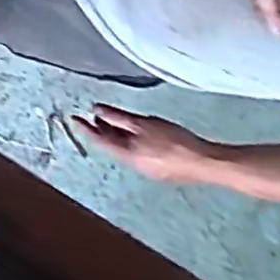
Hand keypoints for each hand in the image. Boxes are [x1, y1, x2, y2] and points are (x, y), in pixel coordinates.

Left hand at [73, 105, 224, 185]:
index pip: (100, 141)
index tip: (73, 118)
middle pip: (111, 146)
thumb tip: (95, 109)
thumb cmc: (173, 140)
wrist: (207, 162)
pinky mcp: (161, 170)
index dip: (85, 128)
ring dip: (114, 135)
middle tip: (90, 116)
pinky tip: (131, 131)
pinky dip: (128, 141)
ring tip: (106, 120)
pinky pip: (136, 153)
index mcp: (128, 157)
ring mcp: (149, 170)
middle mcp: (135, 166)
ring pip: (124, 150)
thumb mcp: (142, 124)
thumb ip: (117, 117)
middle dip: (100, 130)